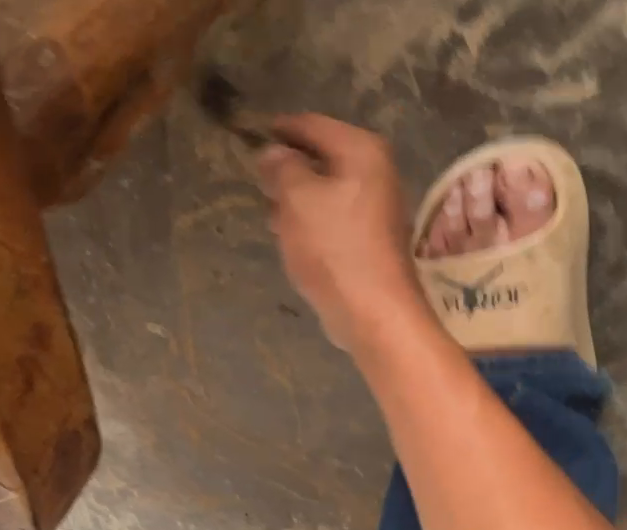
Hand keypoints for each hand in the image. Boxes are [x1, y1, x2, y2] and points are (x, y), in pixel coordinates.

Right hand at [257, 115, 423, 351]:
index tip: (252, 134)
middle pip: (322, 155)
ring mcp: (373, 204)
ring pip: (325, 187)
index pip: (312, 125)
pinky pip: (331, 214)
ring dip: (295, 195)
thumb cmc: (333, 247)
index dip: (281, 129)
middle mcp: (374, 170)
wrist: (370, 307)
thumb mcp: (298, 201)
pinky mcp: (367, 235)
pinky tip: (289, 233)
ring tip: (266, 208)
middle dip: (288, 165)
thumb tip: (272, 152)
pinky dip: (308, 217)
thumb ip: (283, 170)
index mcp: (360, 151)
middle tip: (256, 177)